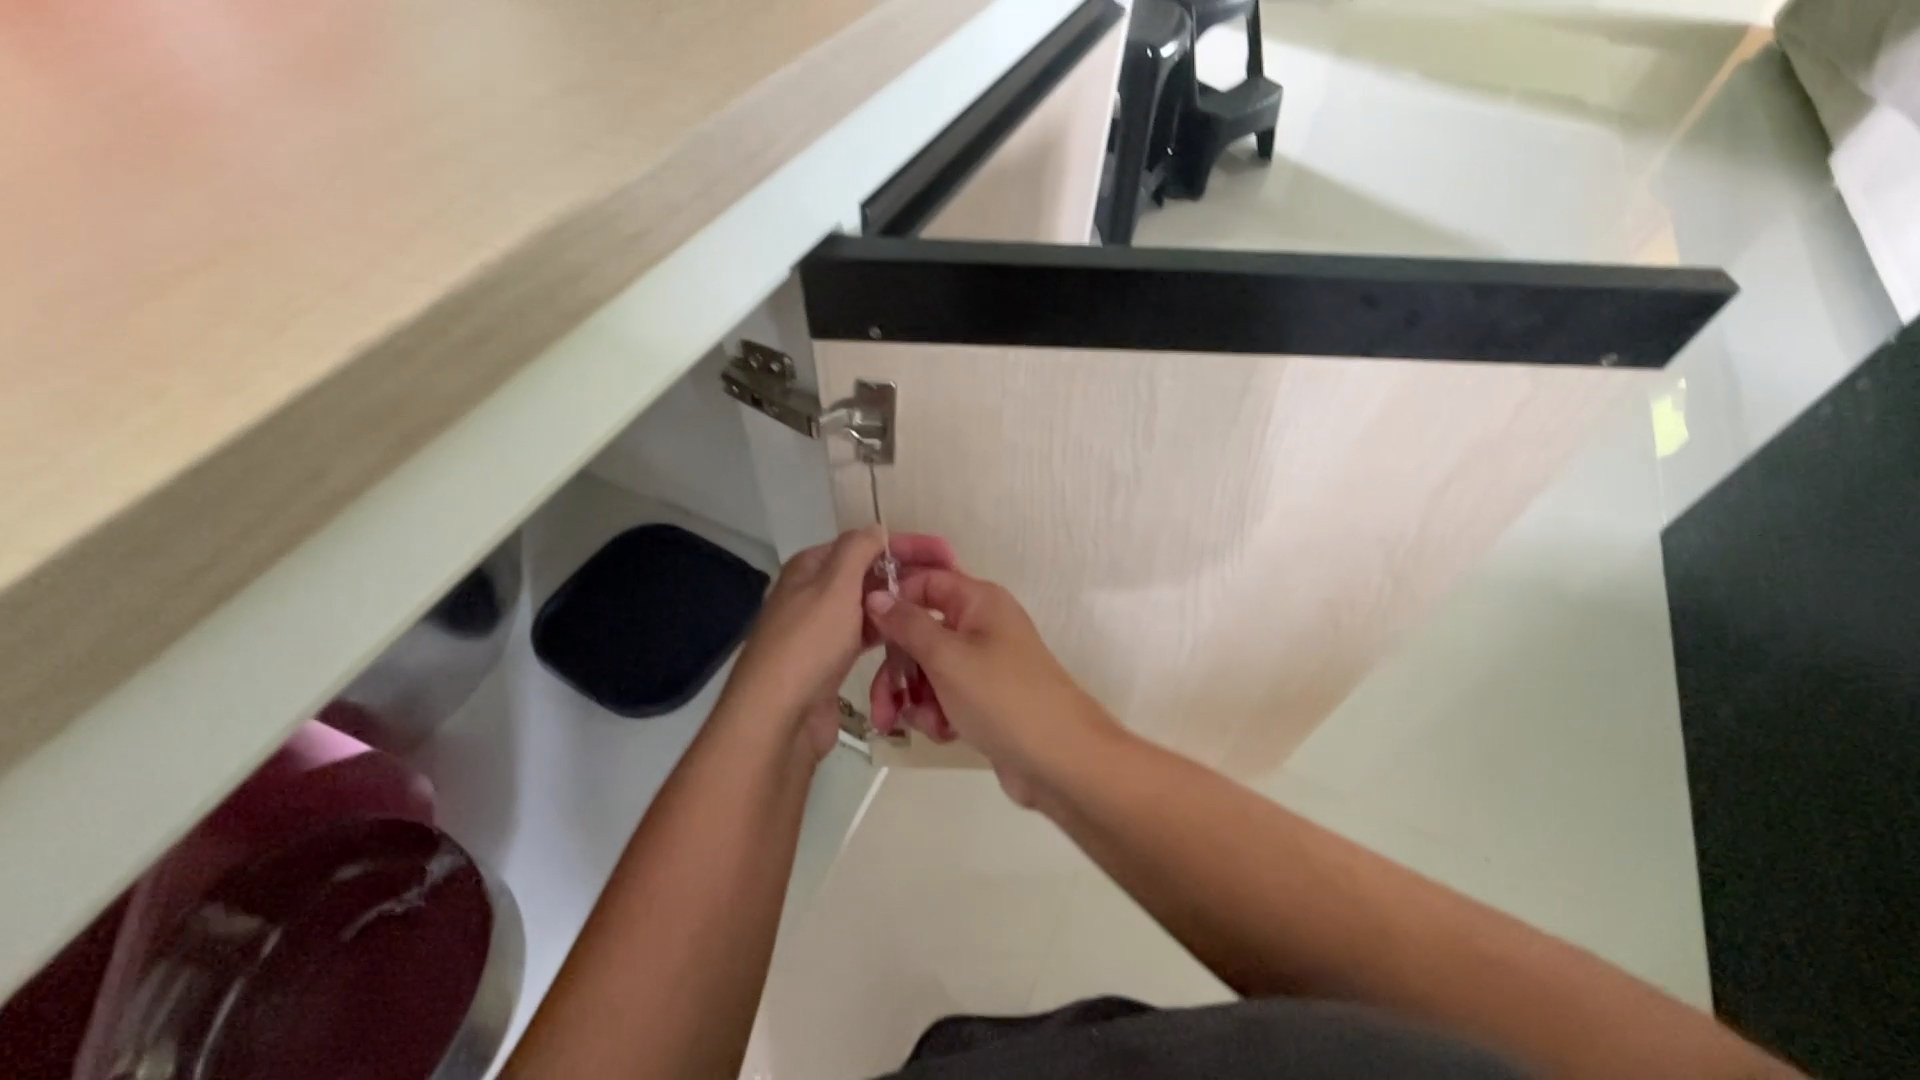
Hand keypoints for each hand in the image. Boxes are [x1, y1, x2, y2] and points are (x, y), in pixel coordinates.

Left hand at [724, 528, 955, 760]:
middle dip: (906, 575)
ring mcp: (822, 629)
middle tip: (950, 582)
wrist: (777, 717)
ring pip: (869, 607)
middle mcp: (813, 593)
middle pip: (867, 575)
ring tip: (938, 608)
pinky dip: (888, 633)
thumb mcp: (834, 586)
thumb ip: (857, 551)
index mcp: (810, 568)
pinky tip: (913, 637)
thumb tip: (877, 528)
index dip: (905, 546)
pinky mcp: (831, 660)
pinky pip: (866, 637)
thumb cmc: (808, 644)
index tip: (946, 554)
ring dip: (899, 605)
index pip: (863, 544)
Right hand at [864, 571, 1115, 804]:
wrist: (1059, 761)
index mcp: (978, 601)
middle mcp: (980, 626)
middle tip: (881, 706)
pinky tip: (941, 733)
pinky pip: (944, 697)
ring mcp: (983, 665)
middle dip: (897, 670)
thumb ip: (907, 625)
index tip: (861, 629)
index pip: (923, 581)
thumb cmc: (1002, 697)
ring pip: (927, 670)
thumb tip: (875, 595)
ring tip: (920, 725)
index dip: (892, 600)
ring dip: (914, 698)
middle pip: (920, 633)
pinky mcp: (983, 700)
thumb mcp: (946, 657)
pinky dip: (936, 714)